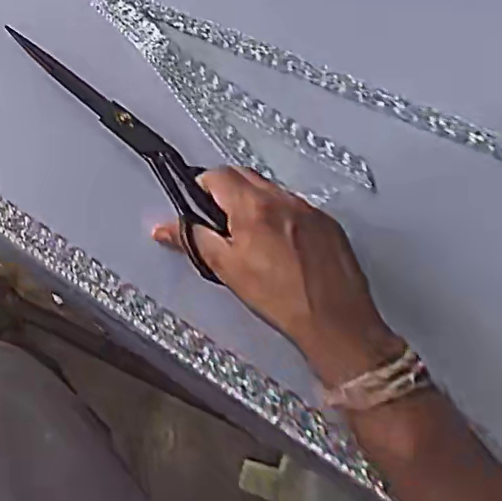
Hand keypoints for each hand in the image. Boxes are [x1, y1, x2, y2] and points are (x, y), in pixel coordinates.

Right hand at [154, 167, 403, 386]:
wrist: (337, 325)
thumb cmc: (282, 299)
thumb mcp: (224, 267)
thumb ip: (191, 239)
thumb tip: (164, 229)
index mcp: (254, 208)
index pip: (218, 174)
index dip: (201, 186)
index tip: (199, 203)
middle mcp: (284, 202)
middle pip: (244, 175)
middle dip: (226, 188)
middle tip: (219, 216)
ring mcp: (311, 212)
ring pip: (271, 188)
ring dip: (254, 200)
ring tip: (250, 233)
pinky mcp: (330, 225)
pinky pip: (296, 206)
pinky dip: (281, 214)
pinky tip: (278, 243)